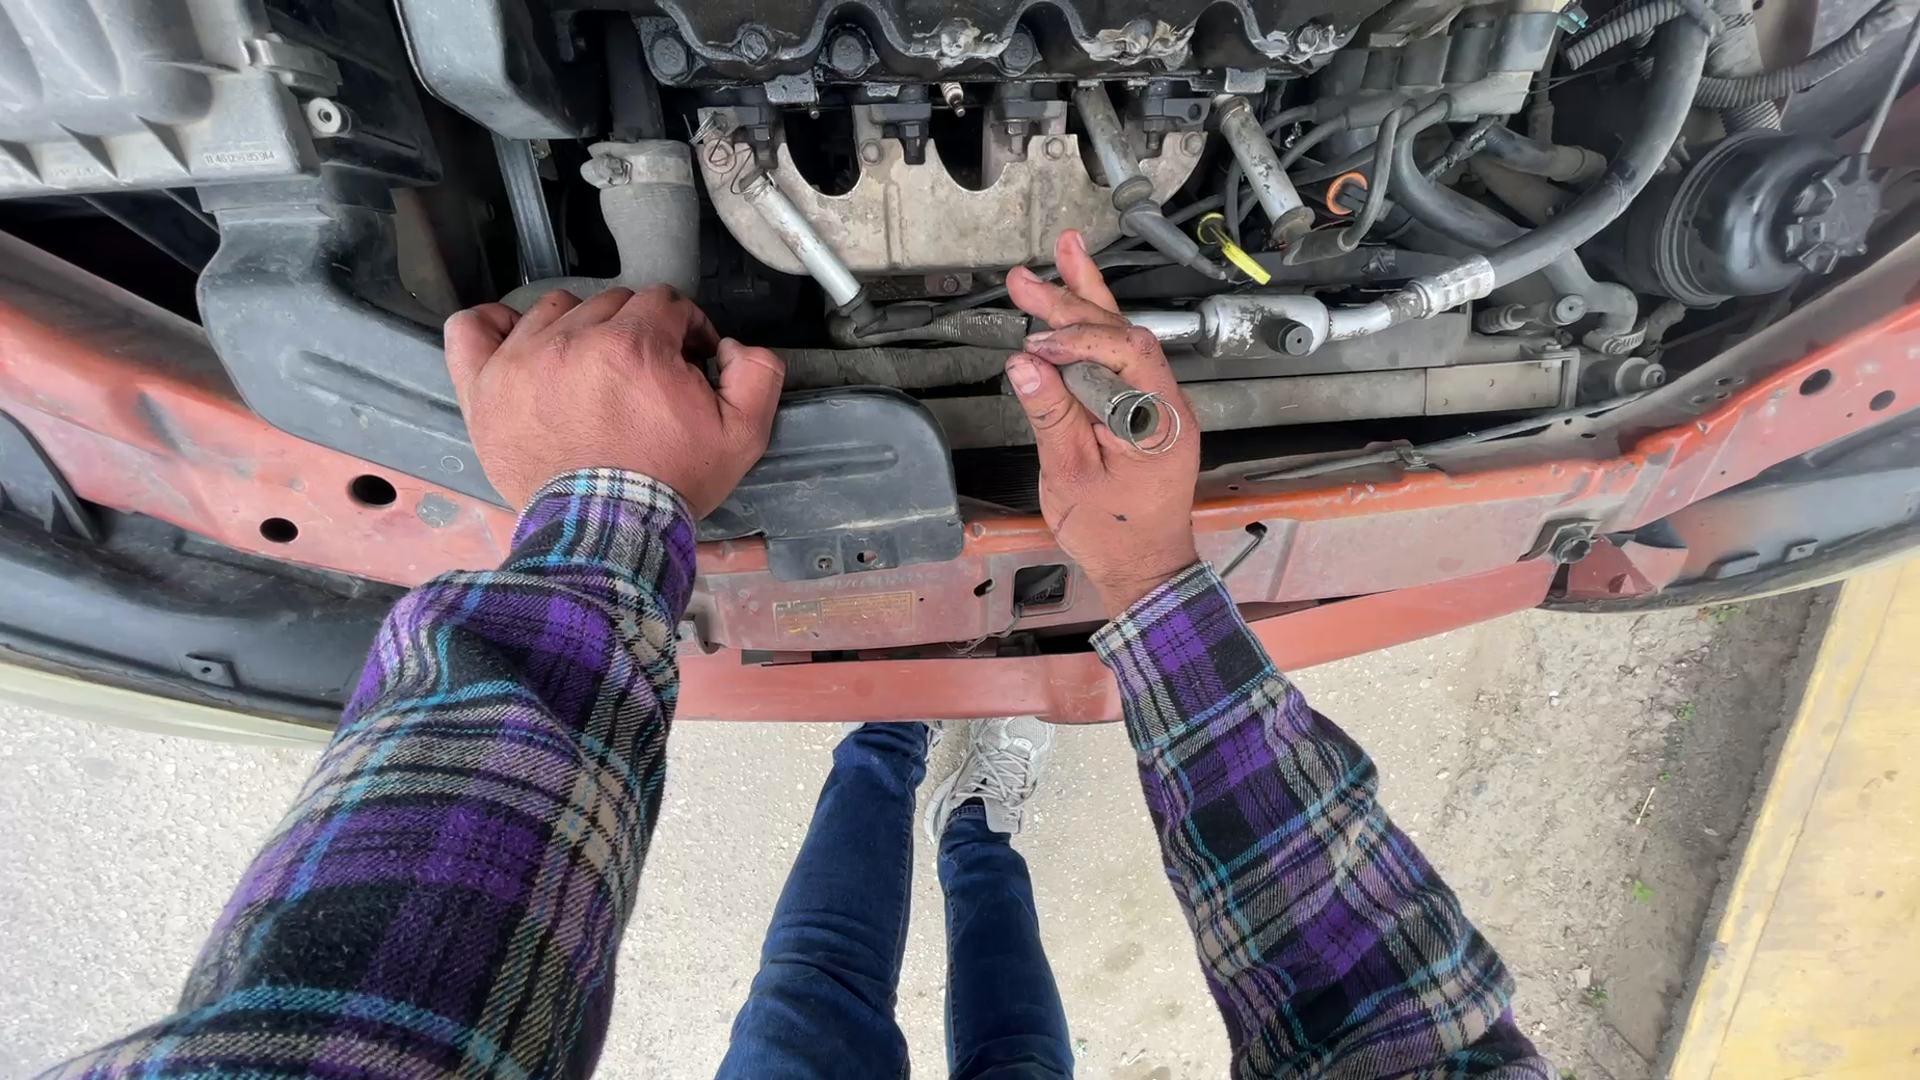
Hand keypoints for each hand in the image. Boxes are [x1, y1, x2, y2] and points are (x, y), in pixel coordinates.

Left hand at [444, 286, 784, 515]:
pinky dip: (497, 327)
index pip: (666, 303)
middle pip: (613, 303)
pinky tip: (523, 345)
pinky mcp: (484, 385)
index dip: (686, 329)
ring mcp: (521, 359)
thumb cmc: (672, 481)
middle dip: (640, 332)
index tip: (690, 362)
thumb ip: (756, 375)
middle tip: (649, 377)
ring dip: (582, 329)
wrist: (608, 530)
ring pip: (556, 309)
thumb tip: (733, 345)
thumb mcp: (743, 436)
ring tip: (595, 372)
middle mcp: (574, 339)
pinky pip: (474, 327)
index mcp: (637, 345)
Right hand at [1004, 231, 1200, 614]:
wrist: (1144, 566)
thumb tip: (1024, 364)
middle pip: (1121, 336)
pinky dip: (1093, 335)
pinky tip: (1076, 305)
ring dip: (1088, 302)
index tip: (1033, 346)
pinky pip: (1120, 364)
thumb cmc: (1111, 533)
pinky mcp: (1143, 412)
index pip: (1123, 353)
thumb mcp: (1072, 476)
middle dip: (1071, 304)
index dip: (1075, 340)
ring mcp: (1157, 405)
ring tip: (1063, 254)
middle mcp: (1166, 403)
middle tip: (1026, 280)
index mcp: (1158, 419)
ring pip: (1123, 341)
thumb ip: (1051, 415)